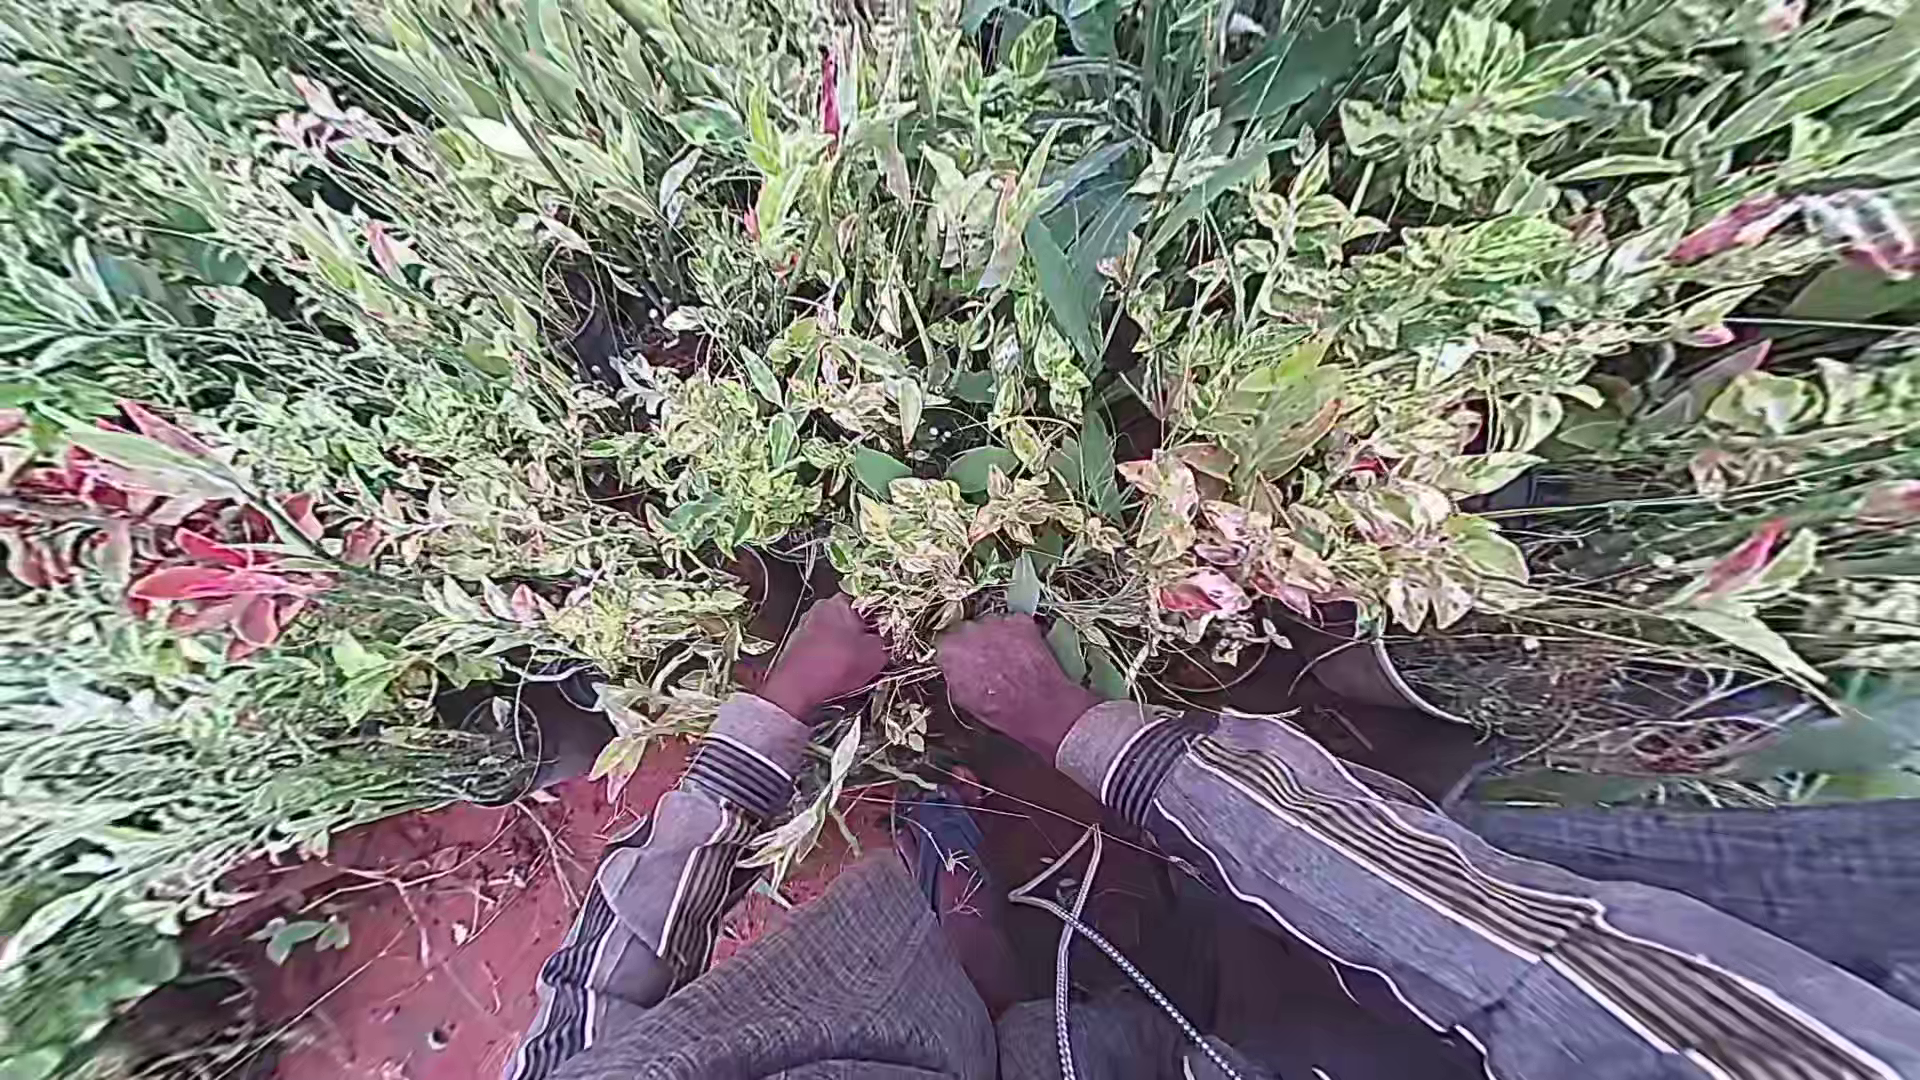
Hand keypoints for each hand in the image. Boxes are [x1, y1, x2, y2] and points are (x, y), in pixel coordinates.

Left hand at [758, 595, 890, 720]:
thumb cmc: (833, 665)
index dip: (879, 620)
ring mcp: (803, 628)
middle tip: (871, 652)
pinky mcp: (795, 648)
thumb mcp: (875, 654)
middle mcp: (818, 609)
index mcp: (839, 602)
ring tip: (853, 667)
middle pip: (849, 619)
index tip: (885, 634)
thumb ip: (884, 643)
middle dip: (860, 635)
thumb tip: (884, 643)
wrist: (797, 690)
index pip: (866, 602)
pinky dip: (829, 660)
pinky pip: (821, 650)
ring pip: (834, 635)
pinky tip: (836, 674)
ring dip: (844, 649)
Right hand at [935, 615, 1101, 760]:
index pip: (944, 641)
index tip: (961, 658)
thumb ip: (952, 673)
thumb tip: (952, 666)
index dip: (954, 652)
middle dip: (974, 642)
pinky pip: (1013, 623)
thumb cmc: (1002, 709)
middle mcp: (970, 629)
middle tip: (986, 660)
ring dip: (995, 636)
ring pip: (990, 623)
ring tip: (1007, 659)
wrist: (1039, 707)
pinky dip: (1017, 634)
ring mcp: (997, 622)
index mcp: (950, 649)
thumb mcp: (962, 698)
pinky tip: (1021, 653)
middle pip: (966, 629)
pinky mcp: (1021, 621)